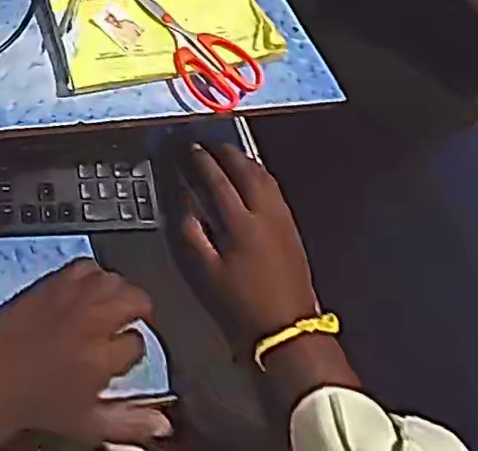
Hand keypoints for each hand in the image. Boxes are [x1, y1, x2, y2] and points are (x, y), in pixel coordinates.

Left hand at [0, 258, 172, 447]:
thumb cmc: (37, 402)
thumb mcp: (89, 422)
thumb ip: (130, 423)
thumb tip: (162, 424)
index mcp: (101, 358)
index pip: (139, 341)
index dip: (136, 345)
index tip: (127, 349)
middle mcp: (88, 322)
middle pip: (133, 296)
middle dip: (140, 308)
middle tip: (136, 317)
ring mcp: (67, 298)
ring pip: (109, 277)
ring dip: (117, 288)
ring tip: (115, 301)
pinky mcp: (48, 283)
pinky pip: (81, 265)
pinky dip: (91, 273)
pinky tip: (88, 287)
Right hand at [177, 144, 318, 336]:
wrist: (288, 332)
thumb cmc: (241, 303)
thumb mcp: (204, 269)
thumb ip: (190, 230)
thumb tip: (184, 201)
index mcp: (241, 224)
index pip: (218, 180)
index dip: (202, 161)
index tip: (190, 149)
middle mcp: (265, 216)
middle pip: (247, 172)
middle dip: (227, 153)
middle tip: (210, 145)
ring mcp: (283, 222)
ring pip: (266, 179)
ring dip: (246, 161)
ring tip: (231, 154)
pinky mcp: (293, 231)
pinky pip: (276, 192)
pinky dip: (262, 176)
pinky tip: (253, 177)